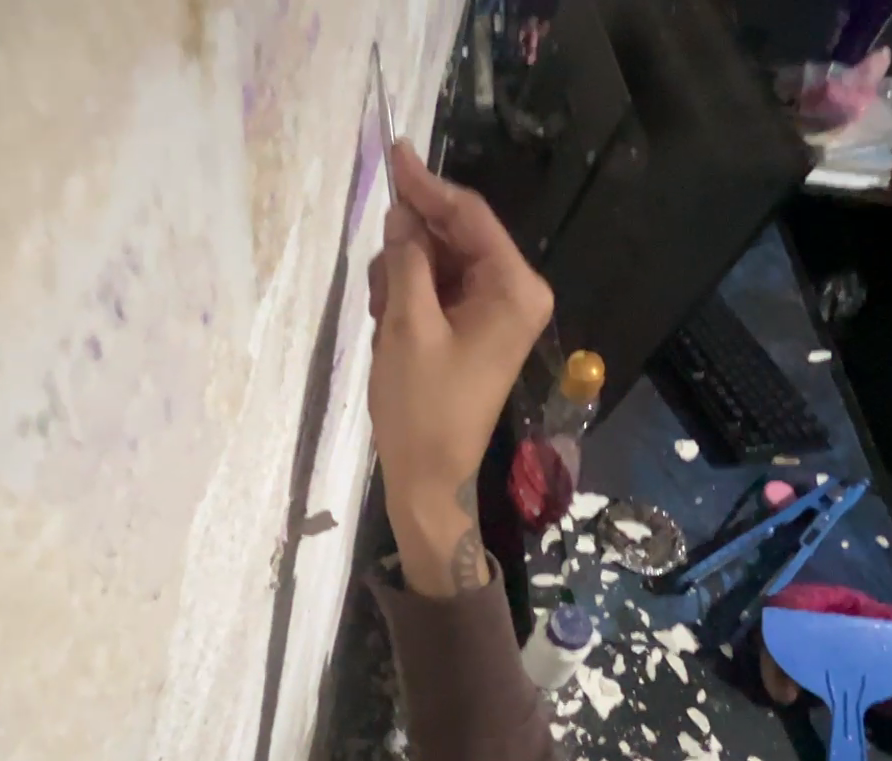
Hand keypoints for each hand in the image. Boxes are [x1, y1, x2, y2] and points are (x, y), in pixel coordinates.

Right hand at [369, 140, 552, 596]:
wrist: (429, 477)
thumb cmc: (422, 407)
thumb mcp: (406, 327)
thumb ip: (406, 262)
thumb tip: (402, 215)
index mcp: (514, 288)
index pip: (469, 217)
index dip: (427, 185)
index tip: (394, 151)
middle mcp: (513, 294)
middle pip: (455, 239)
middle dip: (410, 250)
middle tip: (378, 284)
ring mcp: (494, 316)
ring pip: (440, 266)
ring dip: (403, 282)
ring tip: (382, 323)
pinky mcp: (474, 335)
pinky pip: (439, 295)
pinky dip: (409, 303)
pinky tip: (390, 330)